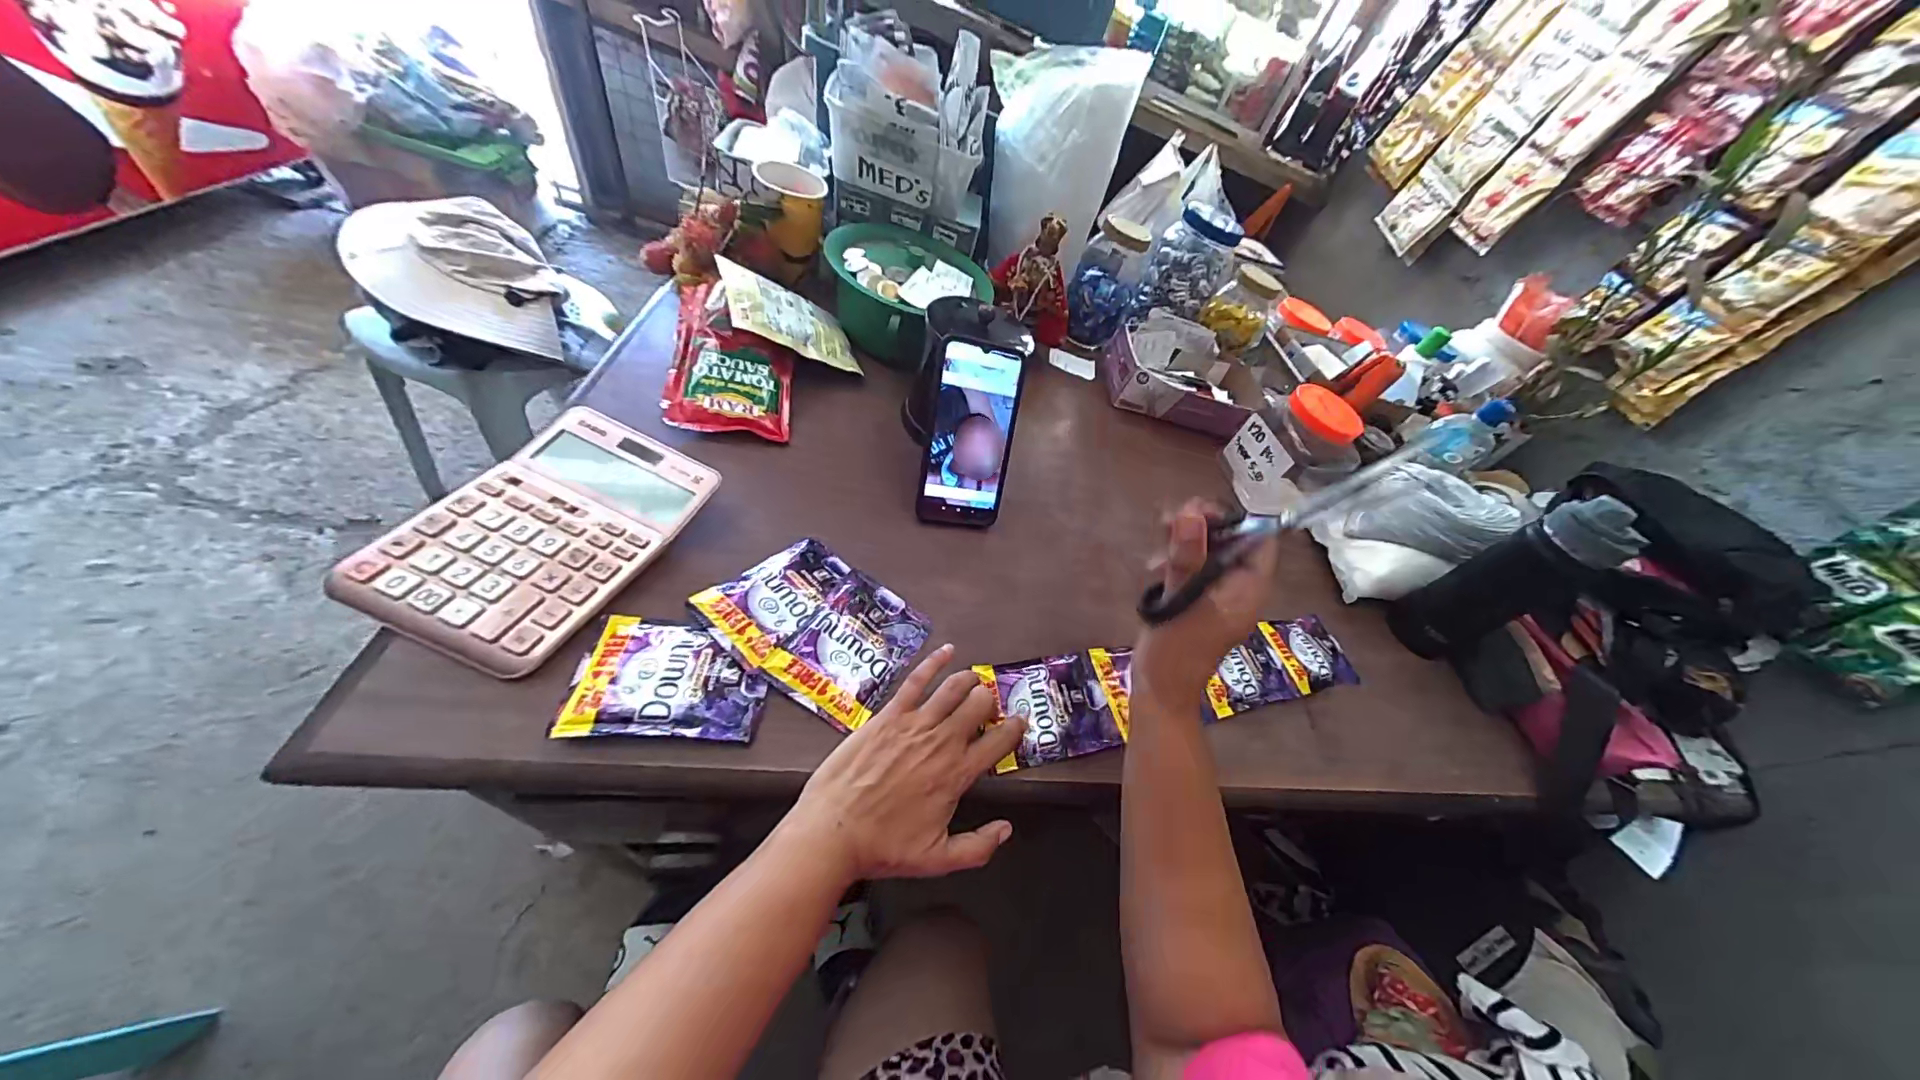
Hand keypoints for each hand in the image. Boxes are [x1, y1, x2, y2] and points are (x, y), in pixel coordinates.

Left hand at [785, 645, 1026, 882]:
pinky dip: (934, 662)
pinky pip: (916, 681)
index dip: (1014, 729)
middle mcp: (941, 742)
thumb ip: (978, 847)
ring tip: (975, 680)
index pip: (998, 742)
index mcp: (956, 774)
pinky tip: (946, 651)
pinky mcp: (888, 715)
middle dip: (991, 701)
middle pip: (980, 705)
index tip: (1018, 724)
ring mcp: (914, 724)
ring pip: (953, 688)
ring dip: (970, 680)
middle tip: (989, 706)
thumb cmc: (883, 846)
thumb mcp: (937, 859)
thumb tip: (1006, 829)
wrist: (833, 831)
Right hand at [1136, 499, 1278, 701]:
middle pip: (1230, 541)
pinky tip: (1154, 568)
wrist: (1160, 692)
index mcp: (1247, 588)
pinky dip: (1176, 560)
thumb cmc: (1176, 650)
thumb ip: (1187, 556)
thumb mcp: (1180, 600)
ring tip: (1157, 545)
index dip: (1232, 519)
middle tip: (1169, 520)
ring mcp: (1217, 595)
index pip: (1259, 538)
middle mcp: (1238, 588)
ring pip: (1208, 552)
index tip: (1198, 511)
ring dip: (1183, 542)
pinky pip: (1194, 569)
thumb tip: (1190, 513)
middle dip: (1201, 526)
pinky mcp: (1197, 601)